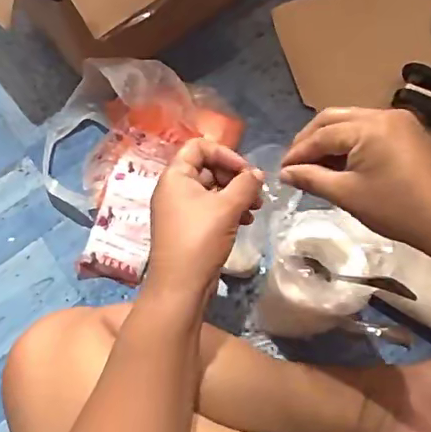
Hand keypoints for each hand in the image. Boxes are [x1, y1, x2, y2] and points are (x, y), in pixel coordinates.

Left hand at [146, 138, 262, 293]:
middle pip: (207, 166)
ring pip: (211, 188)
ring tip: (255, 209)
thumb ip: (245, 184)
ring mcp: (179, 208)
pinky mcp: (187, 226)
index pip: (199, 146)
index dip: (225, 153)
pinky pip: (209, 207)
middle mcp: (173, 188)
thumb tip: (257, 174)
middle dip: (234, 176)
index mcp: (175, 176)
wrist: (180, 284)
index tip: (246, 171)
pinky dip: (228, 209)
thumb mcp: (227, 207)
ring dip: (235, 194)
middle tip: (256, 193)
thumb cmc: (200, 239)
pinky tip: (245, 221)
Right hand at [280, 107, 430, 251]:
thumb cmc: (395, 208)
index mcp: (368, 127)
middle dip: (309, 140)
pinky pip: (366, 129)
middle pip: (333, 119)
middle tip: (293, 164)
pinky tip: (338, 162)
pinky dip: (347, 142)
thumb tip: (284, 173)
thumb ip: (311, 178)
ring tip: (312, 165)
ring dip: (328, 140)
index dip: (297, 153)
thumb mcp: (346, 194)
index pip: (321, 135)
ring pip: (349, 121)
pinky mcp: (406, 132)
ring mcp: (398, 121)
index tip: (281, 172)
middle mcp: (382, 115)